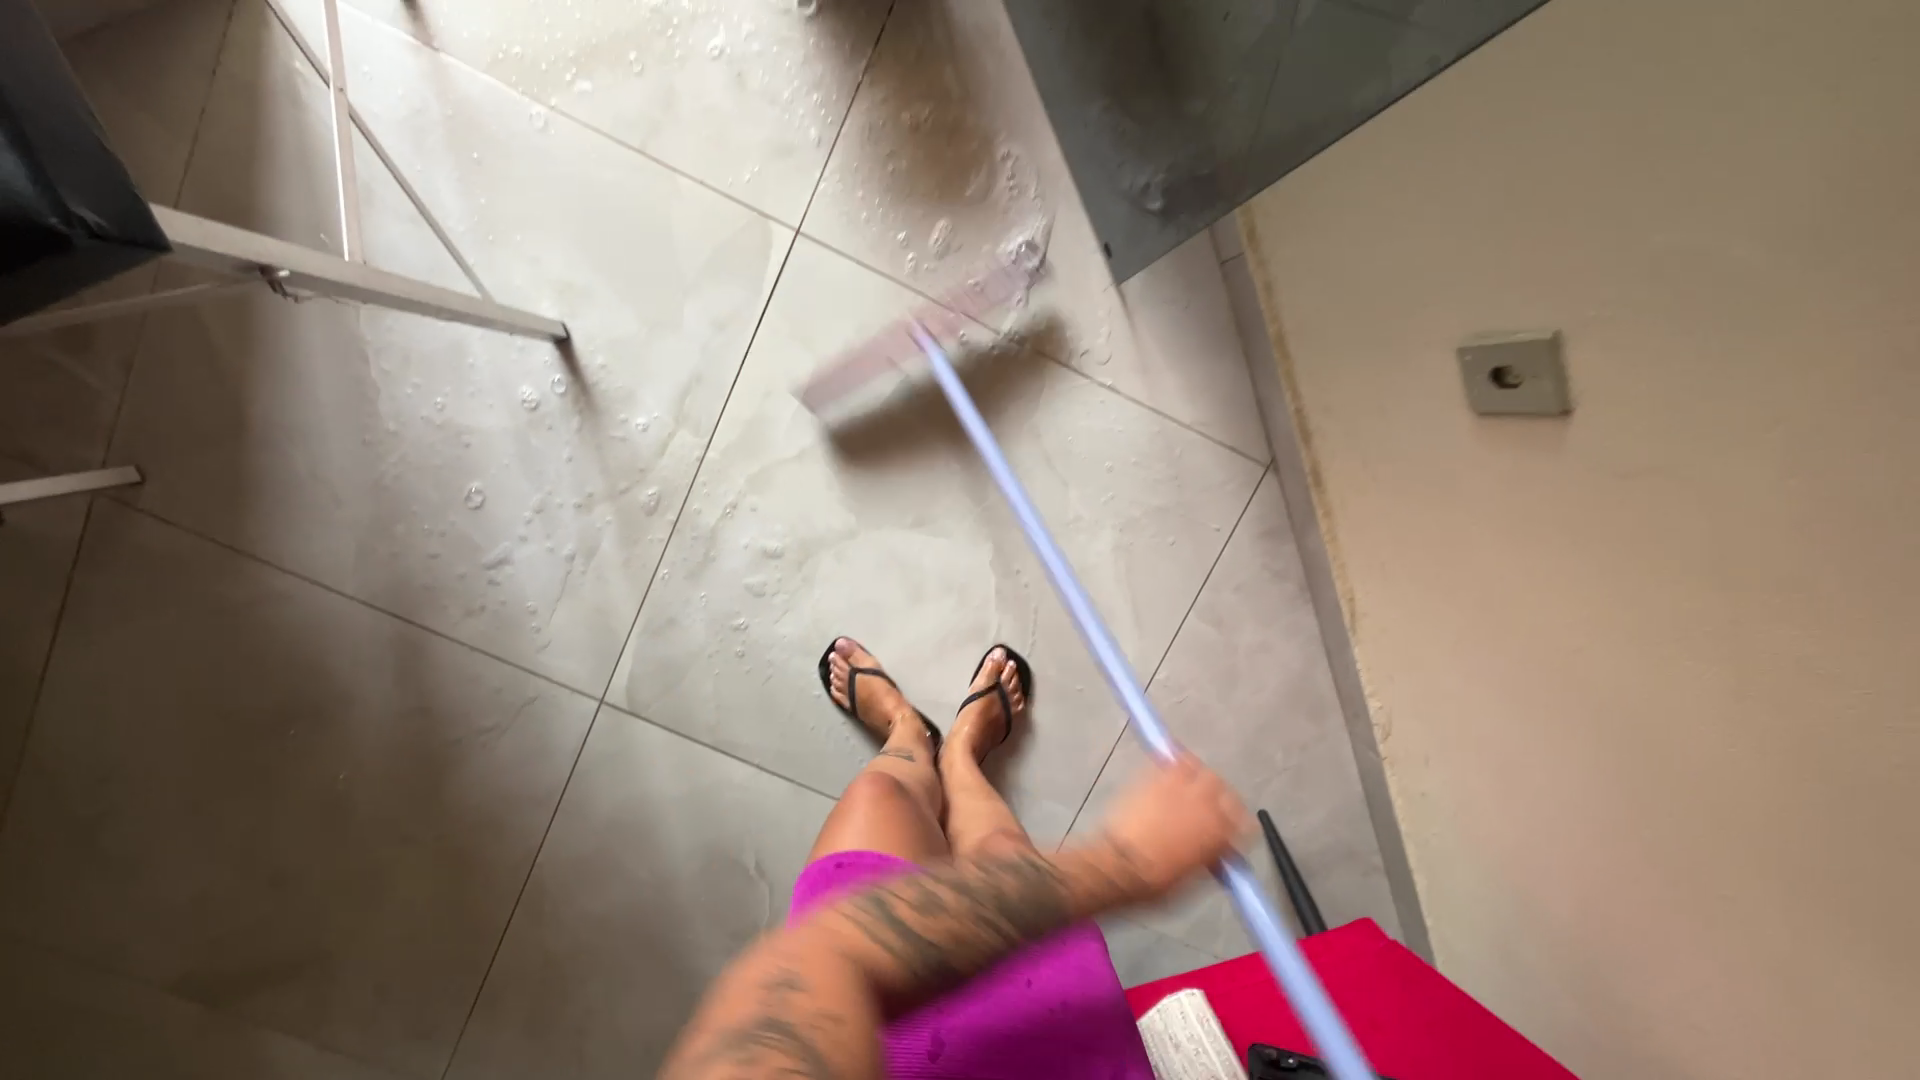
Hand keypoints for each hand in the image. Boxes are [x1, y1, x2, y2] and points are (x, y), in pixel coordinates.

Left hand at [1088, 754, 1249, 903]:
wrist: (1121, 861)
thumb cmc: (1159, 879)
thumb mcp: (1195, 876)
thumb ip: (1212, 856)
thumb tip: (1218, 852)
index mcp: (1220, 831)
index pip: (1243, 821)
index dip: (1238, 825)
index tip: (1232, 830)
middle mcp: (1206, 803)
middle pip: (1222, 788)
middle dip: (1219, 796)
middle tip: (1210, 805)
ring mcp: (1180, 786)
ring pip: (1200, 769)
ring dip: (1198, 776)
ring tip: (1191, 785)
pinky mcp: (1156, 776)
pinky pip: (1173, 759)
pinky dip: (1176, 762)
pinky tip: (1171, 770)